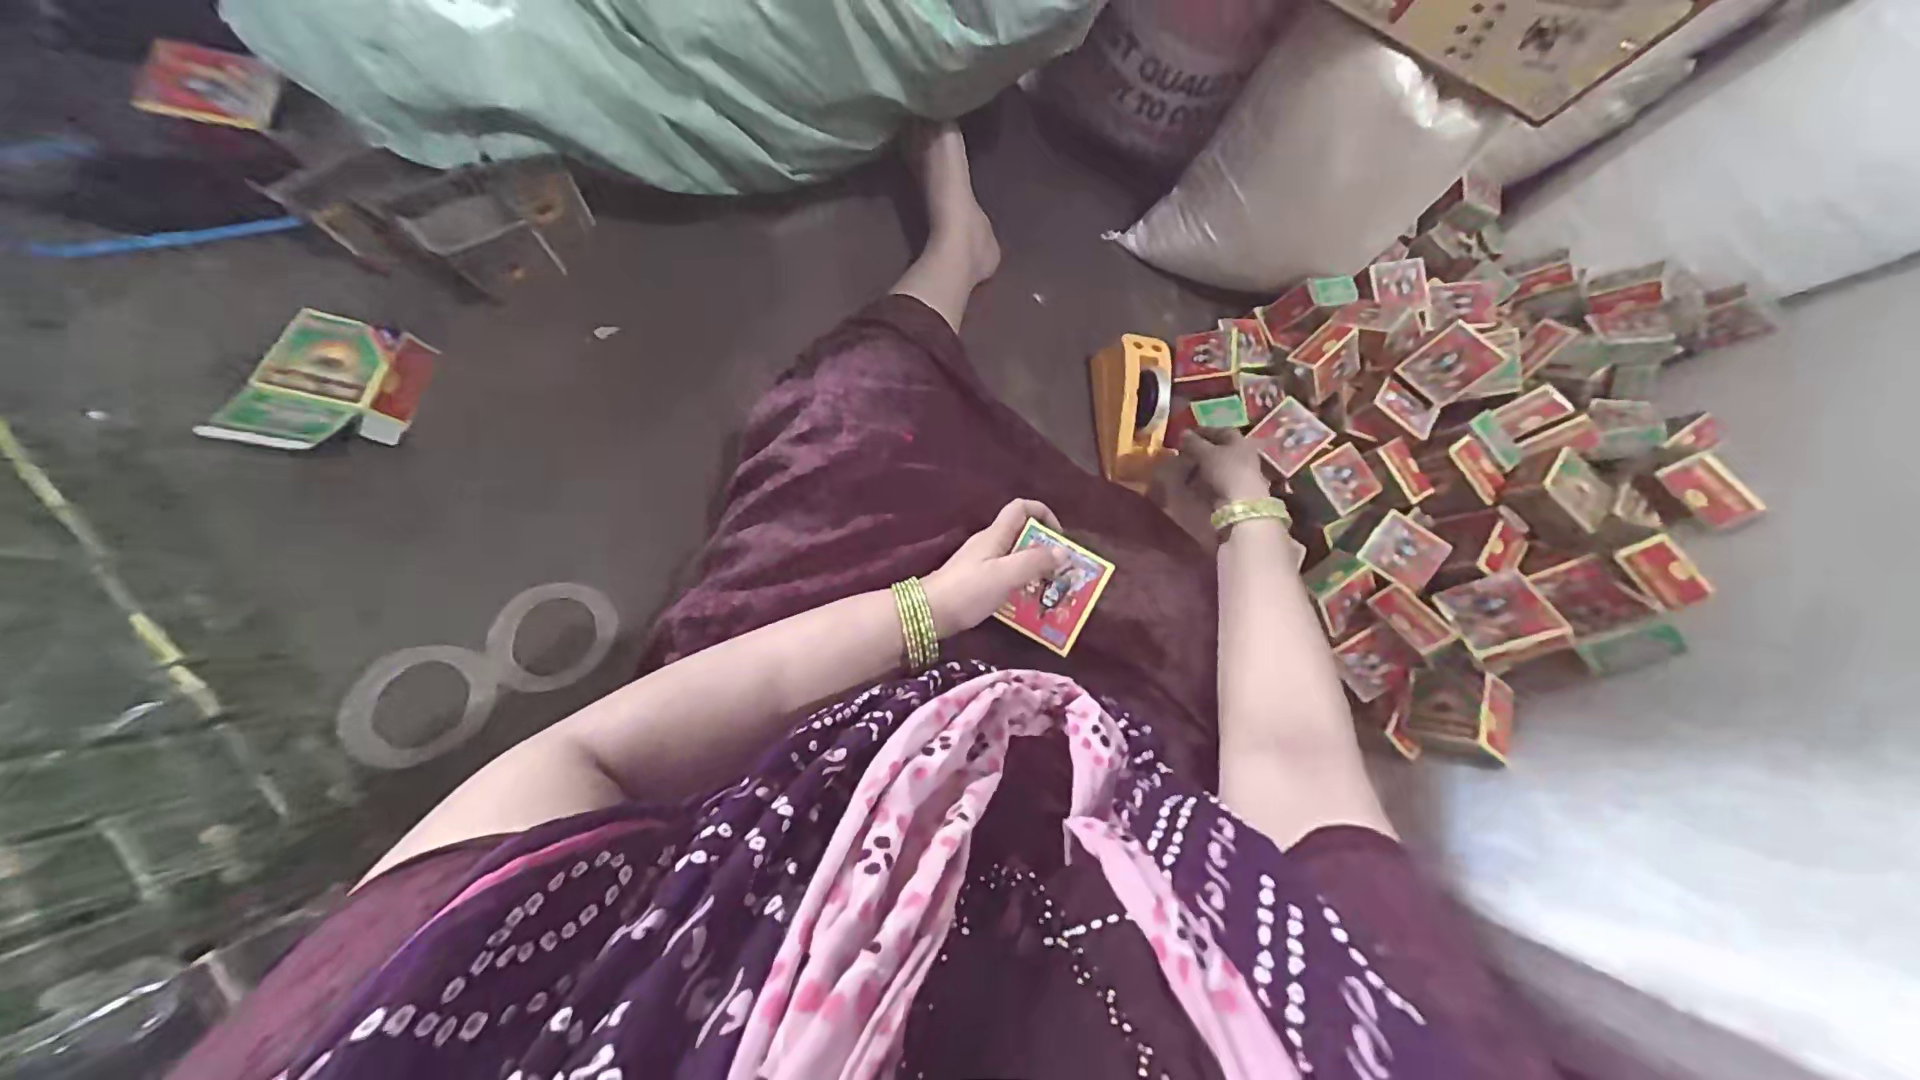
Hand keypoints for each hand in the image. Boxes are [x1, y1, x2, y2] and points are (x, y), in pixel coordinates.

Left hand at [923, 499, 1070, 636]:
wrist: (928, 614)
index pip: (1021, 508)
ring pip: (1014, 557)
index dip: (1043, 513)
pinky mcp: (975, 581)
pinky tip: (1025, 601)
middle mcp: (988, 543)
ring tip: (1049, 588)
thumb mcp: (1006, 575)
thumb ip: (1035, 562)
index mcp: (995, 535)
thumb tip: (1063, 550)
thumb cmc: (968, 591)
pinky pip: (1005, 574)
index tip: (1059, 537)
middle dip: (1043, 548)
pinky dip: (1019, 582)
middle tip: (1060, 571)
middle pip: (1021, 534)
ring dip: (1033, 568)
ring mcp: (980, 562)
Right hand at [1180, 429, 1270, 505]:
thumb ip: (1194, 442)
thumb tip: (1184, 432)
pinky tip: (1196, 482)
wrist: (1242, 503)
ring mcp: (1241, 471)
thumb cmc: (1225, 470)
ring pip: (1219, 463)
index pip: (1220, 430)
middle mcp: (1243, 453)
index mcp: (1238, 440)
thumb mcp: (1206, 453)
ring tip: (1188, 468)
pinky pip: (1219, 478)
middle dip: (1202, 449)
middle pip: (1220, 448)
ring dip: (1203, 464)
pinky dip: (1207, 478)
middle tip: (1186, 451)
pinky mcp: (1237, 487)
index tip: (1187, 434)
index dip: (1203, 431)